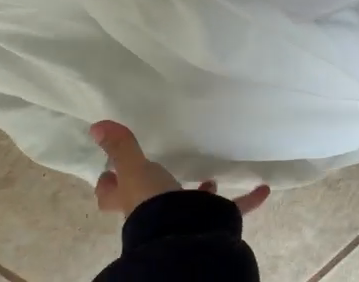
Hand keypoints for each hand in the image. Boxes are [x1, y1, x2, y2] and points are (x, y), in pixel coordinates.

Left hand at [91, 120, 269, 216]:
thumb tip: (95, 126)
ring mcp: (182, 217)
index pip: (110, 193)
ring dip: (199, 194)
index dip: (107, 182)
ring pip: (188, 204)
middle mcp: (153, 210)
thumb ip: (122, 148)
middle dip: (155, 187)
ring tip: (211, 179)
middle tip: (163, 168)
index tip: (109, 170)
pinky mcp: (209, 221)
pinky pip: (232, 208)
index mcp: (133, 198)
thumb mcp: (135, 168)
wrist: (178, 231)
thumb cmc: (152, 198)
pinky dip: (248, 199)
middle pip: (148, 200)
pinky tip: (263, 188)